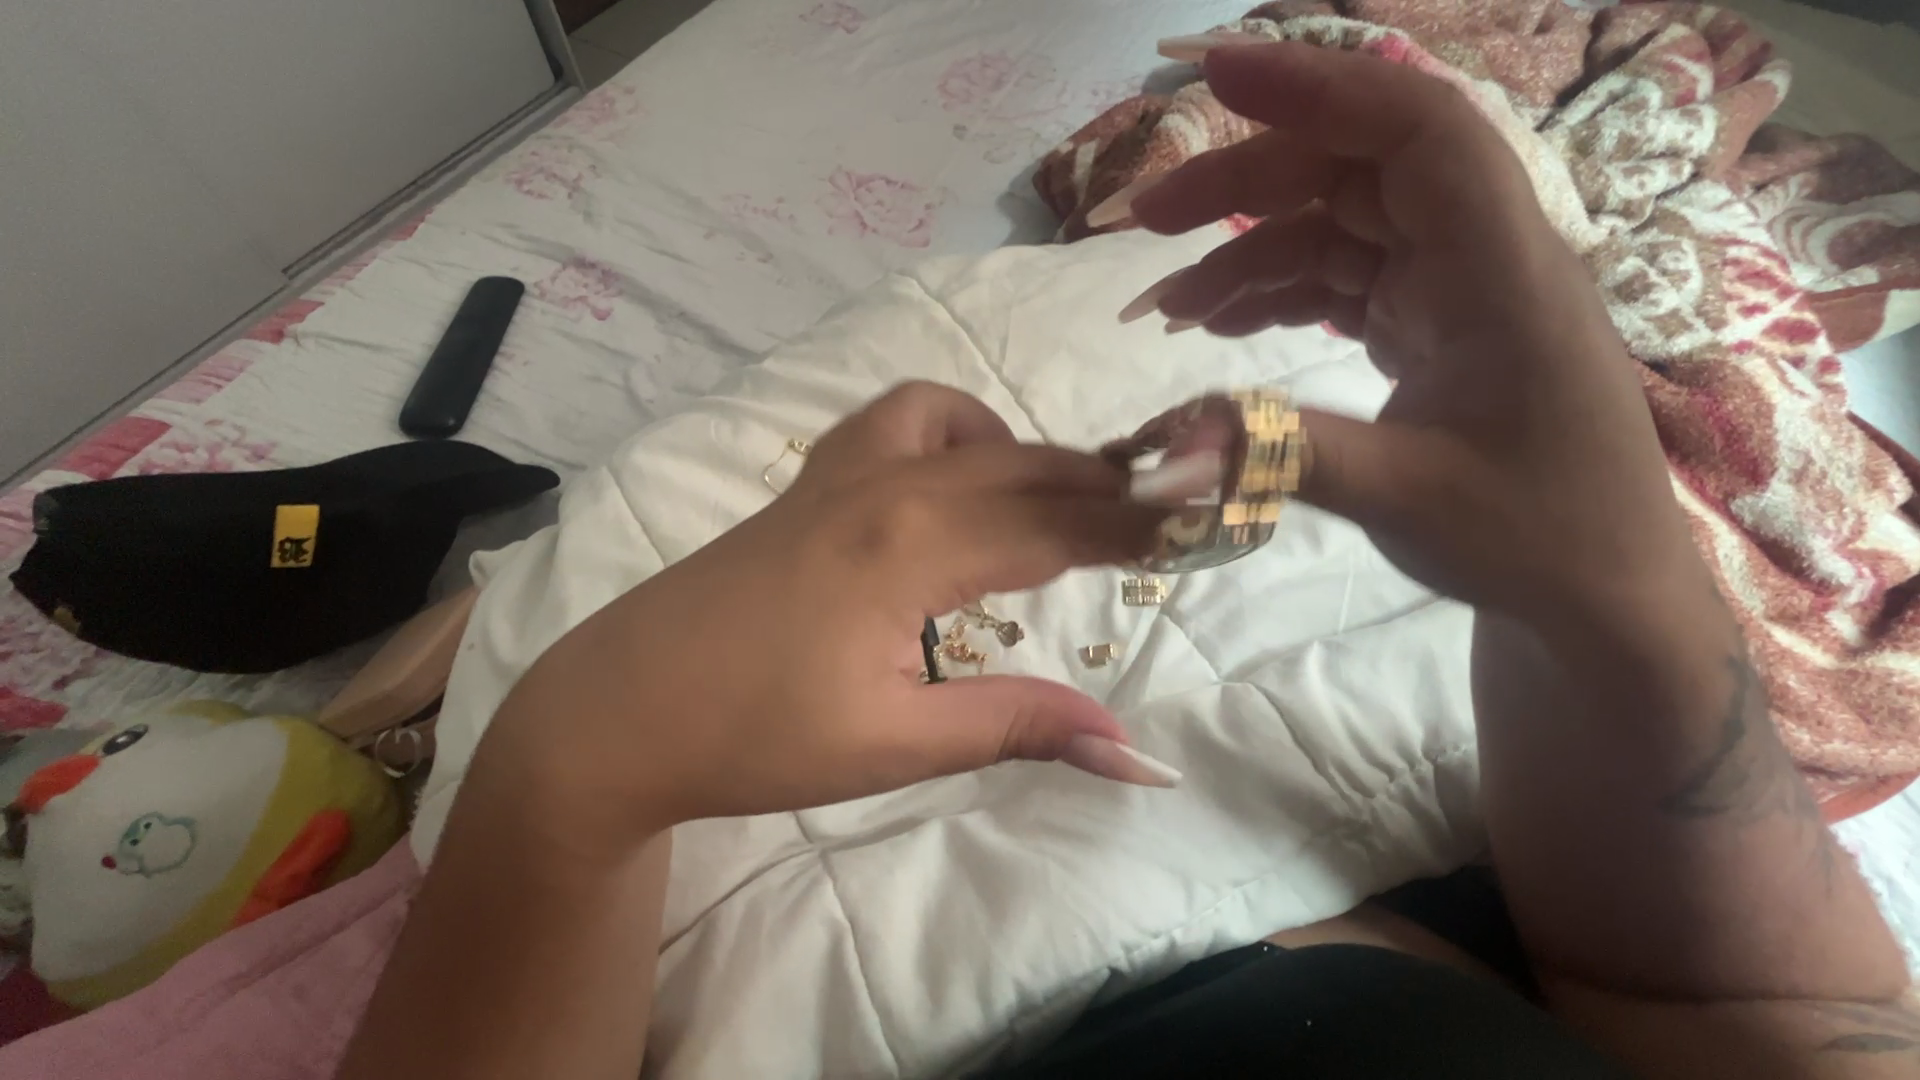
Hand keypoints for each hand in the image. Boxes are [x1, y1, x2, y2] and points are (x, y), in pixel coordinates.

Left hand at [483, 382, 1175, 848]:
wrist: (621, 710)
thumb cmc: (756, 736)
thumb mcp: (897, 742)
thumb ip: (1018, 726)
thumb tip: (1135, 751)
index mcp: (914, 546)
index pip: (1060, 521)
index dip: (1139, 521)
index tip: (1208, 517)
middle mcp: (887, 486)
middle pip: (1027, 468)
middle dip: (1106, 487)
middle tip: (1168, 515)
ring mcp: (841, 474)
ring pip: (967, 428)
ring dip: (1029, 457)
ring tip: (1060, 508)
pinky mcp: (810, 484)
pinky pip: (900, 423)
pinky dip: (953, 434)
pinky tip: (956, 484)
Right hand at [1113, 44, 1709, 638]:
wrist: (1592, 586)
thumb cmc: (1530, 534)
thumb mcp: (1402, 496)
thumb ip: (1279, 458)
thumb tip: (1159, 458)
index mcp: (1502, 269)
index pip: (1414, 132)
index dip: (1316, 90)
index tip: (1212, 77)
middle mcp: (1479, 256)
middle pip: (1352, 172)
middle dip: (1242, 185)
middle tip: (1145, 222)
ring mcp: (1451, 290)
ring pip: (1334, 230)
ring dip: (1244, 254)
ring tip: (1168, 307)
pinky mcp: (1428, 325)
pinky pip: (1339, 281)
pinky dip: (1274, 293)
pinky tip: (1220, 323)